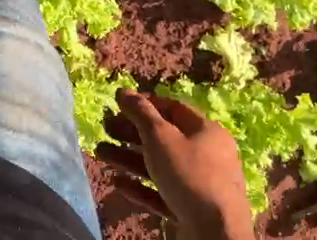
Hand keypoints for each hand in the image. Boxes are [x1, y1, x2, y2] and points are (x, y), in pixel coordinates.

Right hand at [98, 89, 254, 239]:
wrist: (216, 236)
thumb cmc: (189, 174)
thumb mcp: (160, 136)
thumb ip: (140, 111)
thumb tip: (123, 91)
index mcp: (207, 133)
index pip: (173, 108)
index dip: (145, 103)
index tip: (118, 104)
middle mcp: (207, 156)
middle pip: (162, 137)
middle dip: (130, 133)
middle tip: (105, 128)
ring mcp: (200, 185)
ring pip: (158, 165)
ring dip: (128, 158)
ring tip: (100, 154)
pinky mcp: (191, 209)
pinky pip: (162, 191)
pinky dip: (139, 185)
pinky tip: (117, 182)